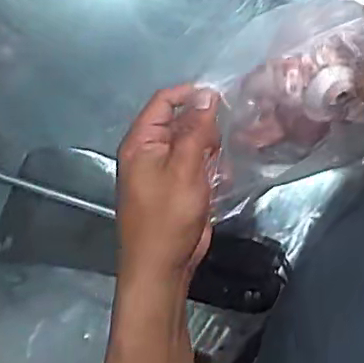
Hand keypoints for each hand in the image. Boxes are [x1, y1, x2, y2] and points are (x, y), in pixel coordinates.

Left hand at [116, 86, 220, 286]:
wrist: (162, 267)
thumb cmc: (168, 216)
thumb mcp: (185, 168)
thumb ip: (197, 128)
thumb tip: (207, 94)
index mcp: (141, 143)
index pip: (164, 101)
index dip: (191, 94)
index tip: (221, 99)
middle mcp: (150, 152)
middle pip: (181, 119)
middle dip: (205, 124)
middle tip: (222, 139)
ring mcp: (164, 169)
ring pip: (193, 140)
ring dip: (210, 145)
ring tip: (219, 161)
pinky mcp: (179, 184)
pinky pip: (198, 161)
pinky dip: (211, 163)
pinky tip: (220, 175)